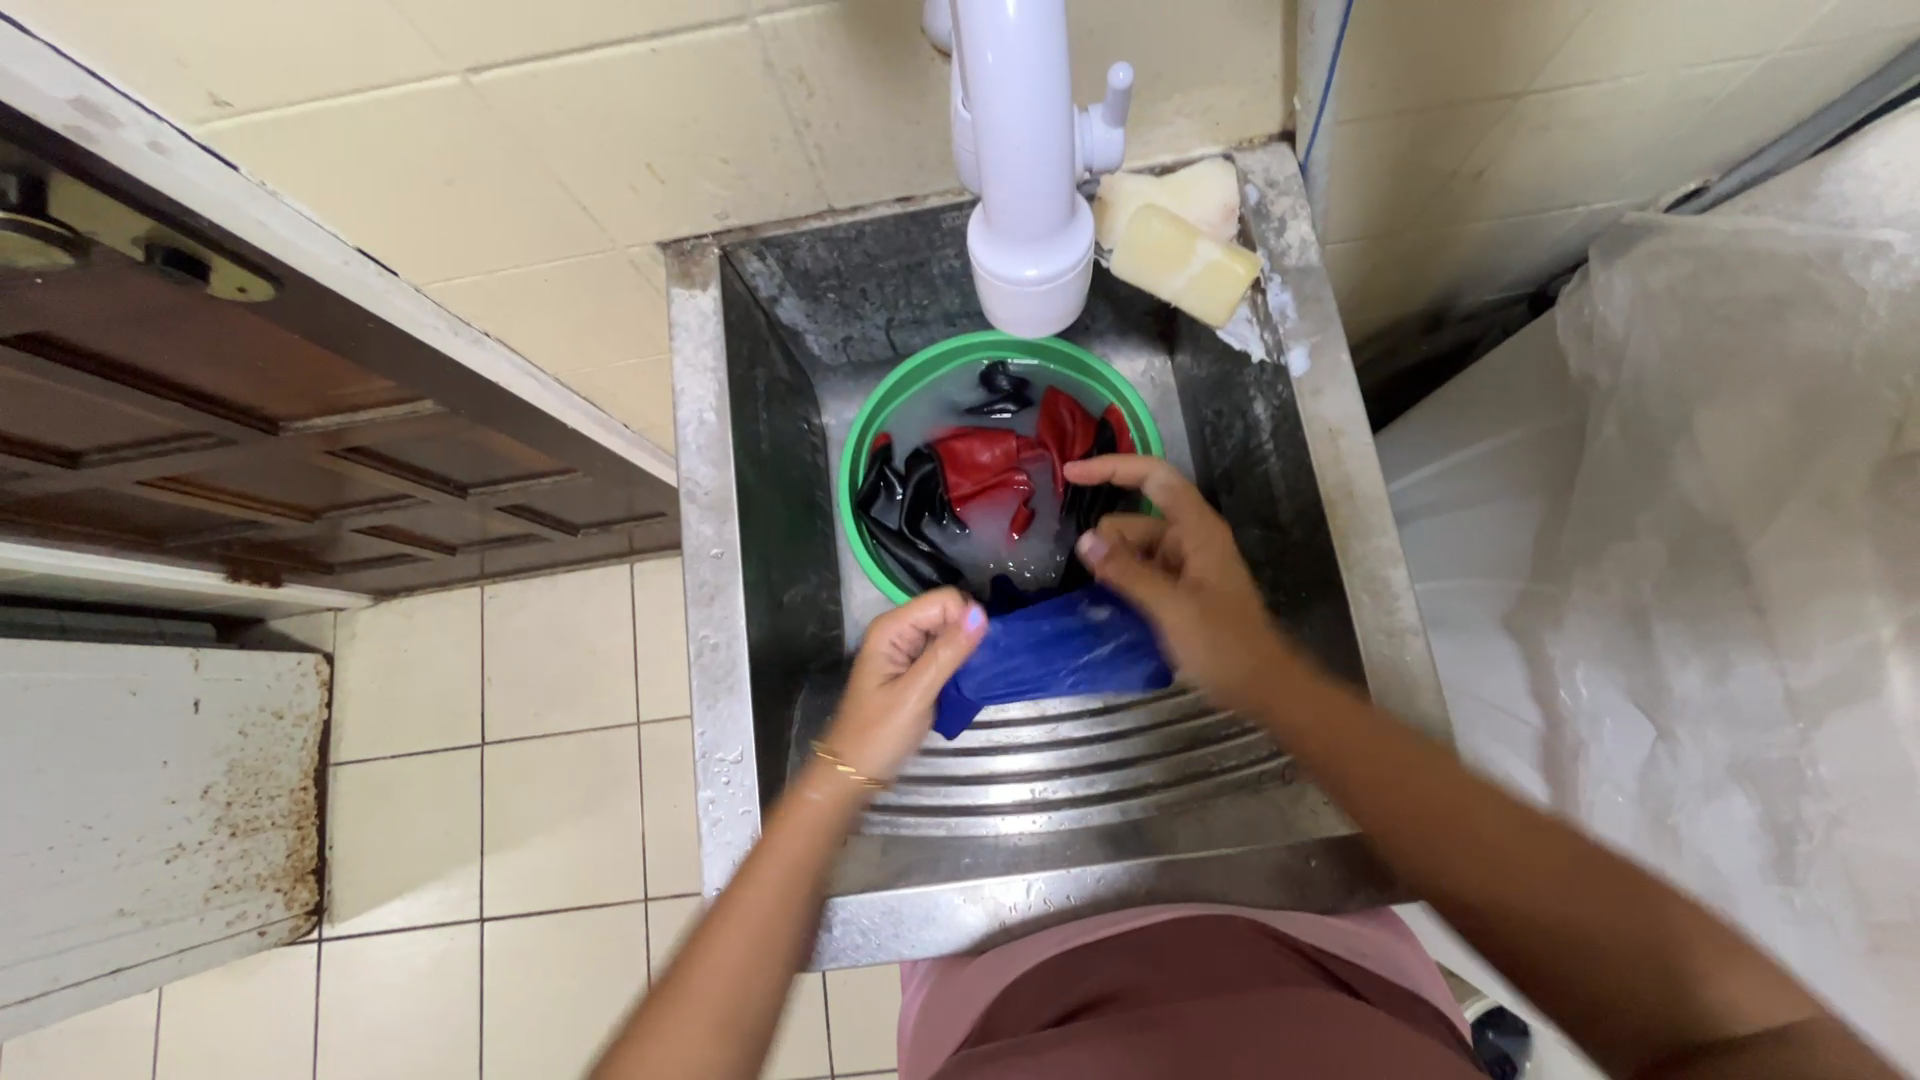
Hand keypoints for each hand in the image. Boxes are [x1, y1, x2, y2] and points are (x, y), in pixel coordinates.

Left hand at [821, 587, 987, 785]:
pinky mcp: (915, 668)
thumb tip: (980, 613)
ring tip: (972, 679)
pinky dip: (958, 665)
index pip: (945, 600)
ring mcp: (906, 649)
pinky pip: (945, 653)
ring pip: (950, 634)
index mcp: (892, 627)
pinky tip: (964, 684)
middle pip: (948, 614)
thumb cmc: (878, 735)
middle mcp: (899, 630)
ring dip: (965, 652)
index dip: (966, 620)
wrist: (854, 772)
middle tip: (976, 670)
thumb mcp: (915, 694)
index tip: (978, 653)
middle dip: (968, 635)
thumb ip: (948, 652)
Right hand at [1063, 454, 1307, 712]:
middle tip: (1105, 584)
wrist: (1261, 687)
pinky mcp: (1178, 588)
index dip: (1111, 468)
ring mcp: (1184, 564)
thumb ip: (1127, 572)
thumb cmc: (1224, 645)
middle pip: (1132, 518)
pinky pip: (1139, 571)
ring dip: (1114, 567)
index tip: (1070, 475)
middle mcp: (1189, 538)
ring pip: (1132, 549)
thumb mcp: (1172, 608)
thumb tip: (1084, 540)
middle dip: (1109, 543)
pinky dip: (1123, 580)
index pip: (1153, 477)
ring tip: (1110, 601)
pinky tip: (1112, 604)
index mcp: (1197, 529)